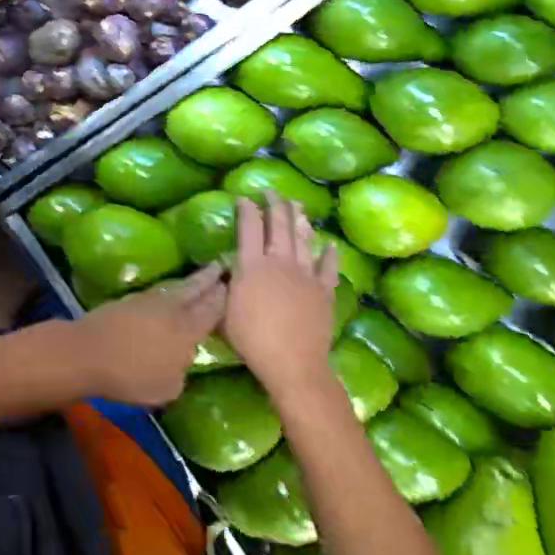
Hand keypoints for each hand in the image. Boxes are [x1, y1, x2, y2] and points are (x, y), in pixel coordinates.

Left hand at [71, 265, 226, 406]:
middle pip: (194, 289)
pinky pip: (157, 292)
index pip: (211, 309)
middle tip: (221, 265)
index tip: (232, 284)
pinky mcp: (128, 301)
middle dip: (209, 278)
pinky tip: (169, 292)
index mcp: (186, 329)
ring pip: (174, 288)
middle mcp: (170, 309)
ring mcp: (147, 301)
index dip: (223, 297)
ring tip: (200, 276)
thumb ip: (181, 370)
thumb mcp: (168, 387)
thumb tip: (181, 357)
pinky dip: (169, 289)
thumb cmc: (131, 376)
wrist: (88, 352)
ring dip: (189, 281)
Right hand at [225, 197, 340, 398]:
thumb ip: (224, 287)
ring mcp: (305, 274)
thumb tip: (224, 270)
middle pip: (278, 226)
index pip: (249, 227)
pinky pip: (328, 267)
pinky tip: (330, 244)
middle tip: (272, 192)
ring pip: (303, 239)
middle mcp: (279, 262)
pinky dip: (329, 254)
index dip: (247, 209)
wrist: (293, 362)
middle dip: (275, 205)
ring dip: (299, 219)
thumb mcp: (225, 312)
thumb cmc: (252, 339)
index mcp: (252, 265)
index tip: (244, 197)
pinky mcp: (324, 290)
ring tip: (297, 204)